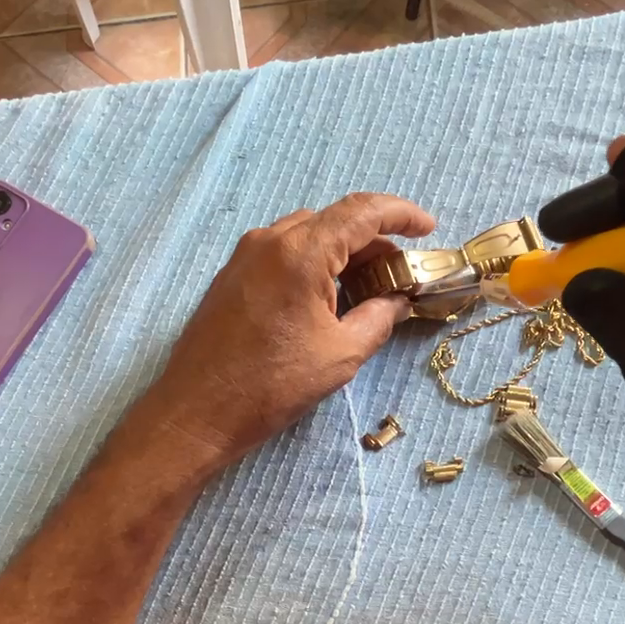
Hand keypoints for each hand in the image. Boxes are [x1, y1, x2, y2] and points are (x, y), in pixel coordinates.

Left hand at [133, 193, 435, 469]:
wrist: (197, 412)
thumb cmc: (271, 386)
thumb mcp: (341, 354)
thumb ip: (378, 317)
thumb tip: (398, 300)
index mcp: (300, 252)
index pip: (361, 211)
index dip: (401, 214)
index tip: (427, 228)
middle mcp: (268, 241)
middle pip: (332, 222)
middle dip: (372, 241)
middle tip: (399, 273)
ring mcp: (244, 257)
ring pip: (305, 237)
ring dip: (340, 254)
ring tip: (366, 289)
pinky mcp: (230, 277)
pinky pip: (281, 256)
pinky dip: (311, 266)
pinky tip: (325, 300)